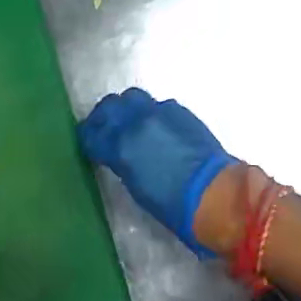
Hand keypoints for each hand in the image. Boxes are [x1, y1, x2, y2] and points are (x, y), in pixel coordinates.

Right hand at [78, 88, 236, 256]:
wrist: (212, 191)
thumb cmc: (170, 203)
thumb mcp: (134, 184)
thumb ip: (121, 159)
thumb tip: (117, 150)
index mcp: (121, 145)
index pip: (92, 132)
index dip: (88, 136)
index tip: (88, 140)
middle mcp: (138, 121)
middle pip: (111, 104)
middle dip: (105, 115)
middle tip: (104, 127)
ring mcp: (161, 111)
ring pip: (134, 98)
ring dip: (128, 108)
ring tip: (130, 124)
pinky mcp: (181, 110)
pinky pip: (158, 105)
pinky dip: (151, 112)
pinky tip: (156, 127)